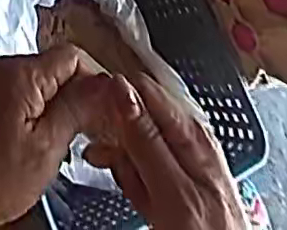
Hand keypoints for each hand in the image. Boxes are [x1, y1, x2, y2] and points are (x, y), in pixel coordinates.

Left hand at [0, 45, 135, 226]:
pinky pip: (24, 93)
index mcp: (21, 74)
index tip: (113, 108)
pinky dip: (41, 111)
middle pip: (56, 67)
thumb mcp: (46, 147)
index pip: (72, 56)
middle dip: (81, 94)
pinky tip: (47, 141)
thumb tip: (106, 87)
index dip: (98, 79)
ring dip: (62, 105)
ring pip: (42, 82)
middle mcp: (4, 68)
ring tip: (75, 141)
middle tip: (99, 130)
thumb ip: (77, 109)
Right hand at [86, 74, 243, 229]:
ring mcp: (181, 159)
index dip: (113, 98)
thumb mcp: (173, 193)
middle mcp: (187, 137)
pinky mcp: (175, 180)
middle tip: (120, 167)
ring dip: (125, 165)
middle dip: (118, 139)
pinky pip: (142, 166)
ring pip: (134, 141)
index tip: (97, 119)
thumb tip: (119, 85)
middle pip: (134, 113)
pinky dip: (135, 182)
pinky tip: (142, 201)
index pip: (140, 86)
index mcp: (190, 131)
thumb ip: (145, 137)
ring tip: (137, 194)